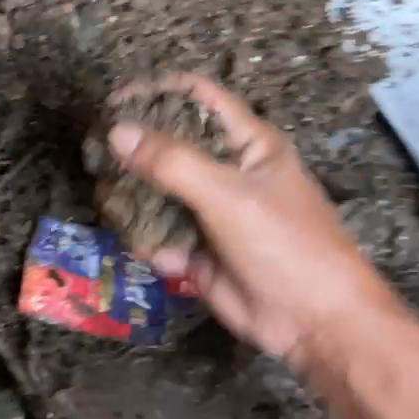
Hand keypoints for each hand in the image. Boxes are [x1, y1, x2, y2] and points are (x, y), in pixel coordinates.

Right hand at [108, 72, 403, 371]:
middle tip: (101, 160)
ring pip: (143, 185)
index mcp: (246, 144)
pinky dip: (145, 238)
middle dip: (126, 151)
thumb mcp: (229, 196)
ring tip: (123, 213)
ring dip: (128, 199)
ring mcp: (201, 206)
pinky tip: (162, 256)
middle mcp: (220, 168)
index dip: (155, 90)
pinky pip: (147, 226)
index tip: (114, 101)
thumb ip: (169, 161)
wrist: (317, 328)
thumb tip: (114, 131)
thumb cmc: (289, 247)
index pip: (195, 96)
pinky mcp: (187, 241)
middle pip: (158, 140)